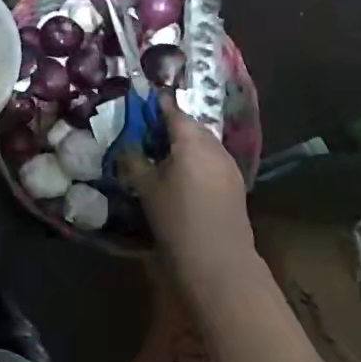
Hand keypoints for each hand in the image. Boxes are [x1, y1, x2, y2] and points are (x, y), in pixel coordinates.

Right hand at [119, 93, 255, 275]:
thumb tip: (126, 143)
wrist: (217, 258)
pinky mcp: (234, 182)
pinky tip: (180, 174)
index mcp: (190, 140)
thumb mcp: (144, 186)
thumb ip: (133, 159)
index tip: (137, 103)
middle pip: (189, 125)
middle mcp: (213, 145)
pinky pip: (210, 159)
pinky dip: (194, 158)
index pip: (171, 110)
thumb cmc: (175, 217)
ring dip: (181, 142)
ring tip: (159, 154)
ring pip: (201, 142)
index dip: (153, 104)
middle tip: (144, 132)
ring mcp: (228, 164)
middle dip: (167, 124)